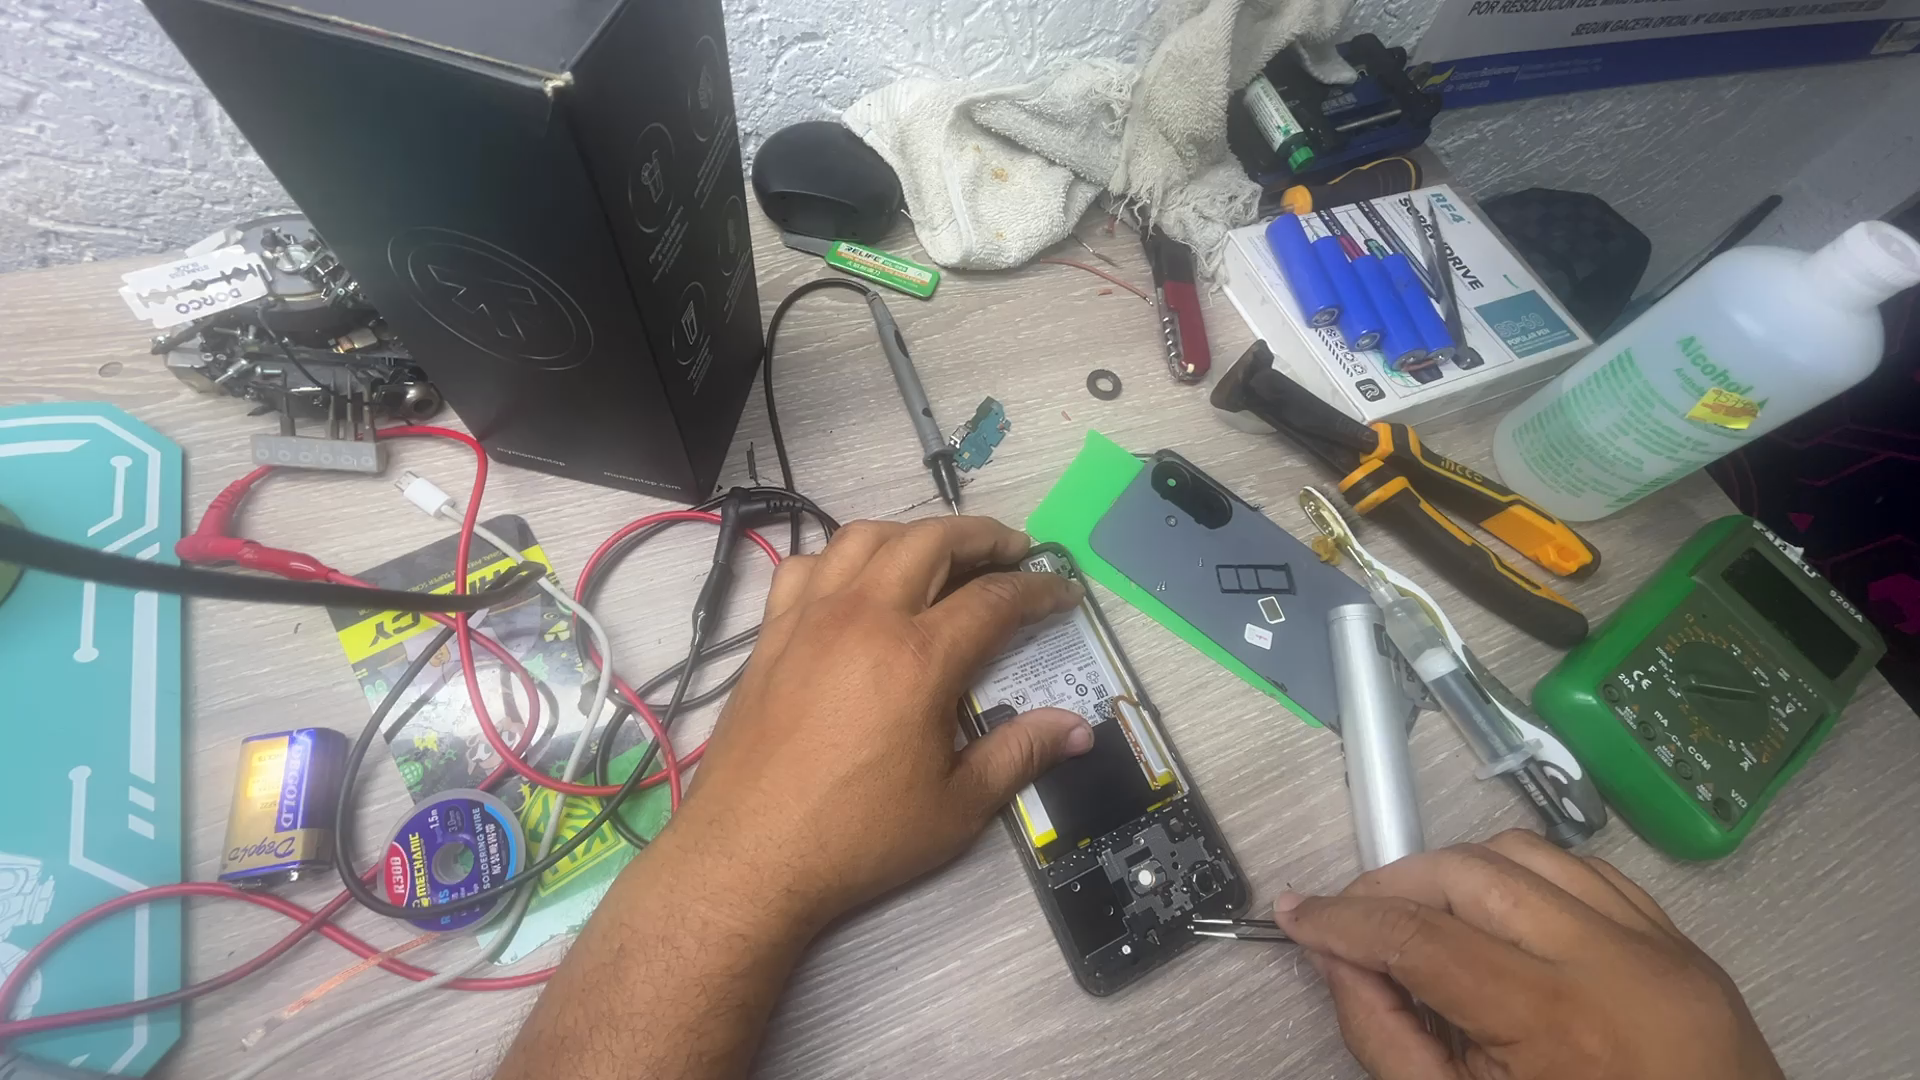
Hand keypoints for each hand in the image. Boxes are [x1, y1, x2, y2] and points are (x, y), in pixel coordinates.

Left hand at [663, 517, 1093, 932]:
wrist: (747, 856)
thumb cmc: (858, 836)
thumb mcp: (957, 807)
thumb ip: (1021, 755)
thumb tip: (1079, 729)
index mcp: (919, 658)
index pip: (995, 598)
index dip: (1038, 588)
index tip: (1063, 590)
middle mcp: (865, 617)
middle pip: (932, 540)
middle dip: (982, 536)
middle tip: (1012, 550)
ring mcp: (812, 617)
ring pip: (866, 537)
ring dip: (912, 534)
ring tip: (938, 556)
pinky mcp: (772, 631)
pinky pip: (806, 565)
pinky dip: (840, 559)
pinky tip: (854, 585)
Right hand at [1273, 829, 1783, 1079]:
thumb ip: (1381, 1032)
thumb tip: (1331, 952)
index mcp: (1564, 1025)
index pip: (1418, 935)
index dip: (1342, 920)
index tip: (1295, 913)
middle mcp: (1621, 965)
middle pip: (1465, 872)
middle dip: (1392, 887)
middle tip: (1357, 925)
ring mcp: (1665, 948)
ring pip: (1518, 851)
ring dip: (1453, 873)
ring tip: (1428, 918)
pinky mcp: (1685, 945)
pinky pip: (1580, 870)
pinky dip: (1520, 877)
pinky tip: (1500, 920)